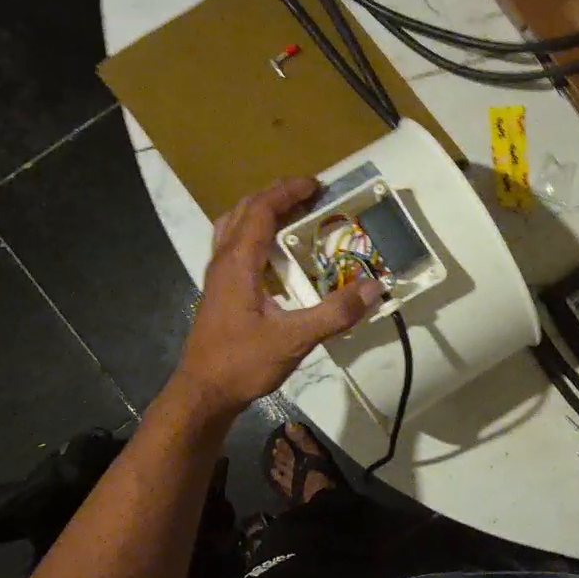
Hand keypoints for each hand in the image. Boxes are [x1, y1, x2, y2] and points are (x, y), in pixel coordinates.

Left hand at [175, 179, 381, 416]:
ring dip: (262, 213)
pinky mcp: (220, 292)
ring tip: (292, 215)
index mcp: (239, 263)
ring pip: (234, 227)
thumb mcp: (295, 339)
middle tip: (309, 195)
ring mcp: (218, 277)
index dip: (288, 192)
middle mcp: (224, 262)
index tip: (317, 185)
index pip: (261, 211)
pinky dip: (255, 235)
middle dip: (276, 196)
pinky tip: (275, 255)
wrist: (204, 392)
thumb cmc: (243, 362)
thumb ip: (335, 313)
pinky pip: (235, 247)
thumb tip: (375, 287)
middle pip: (244, 211)